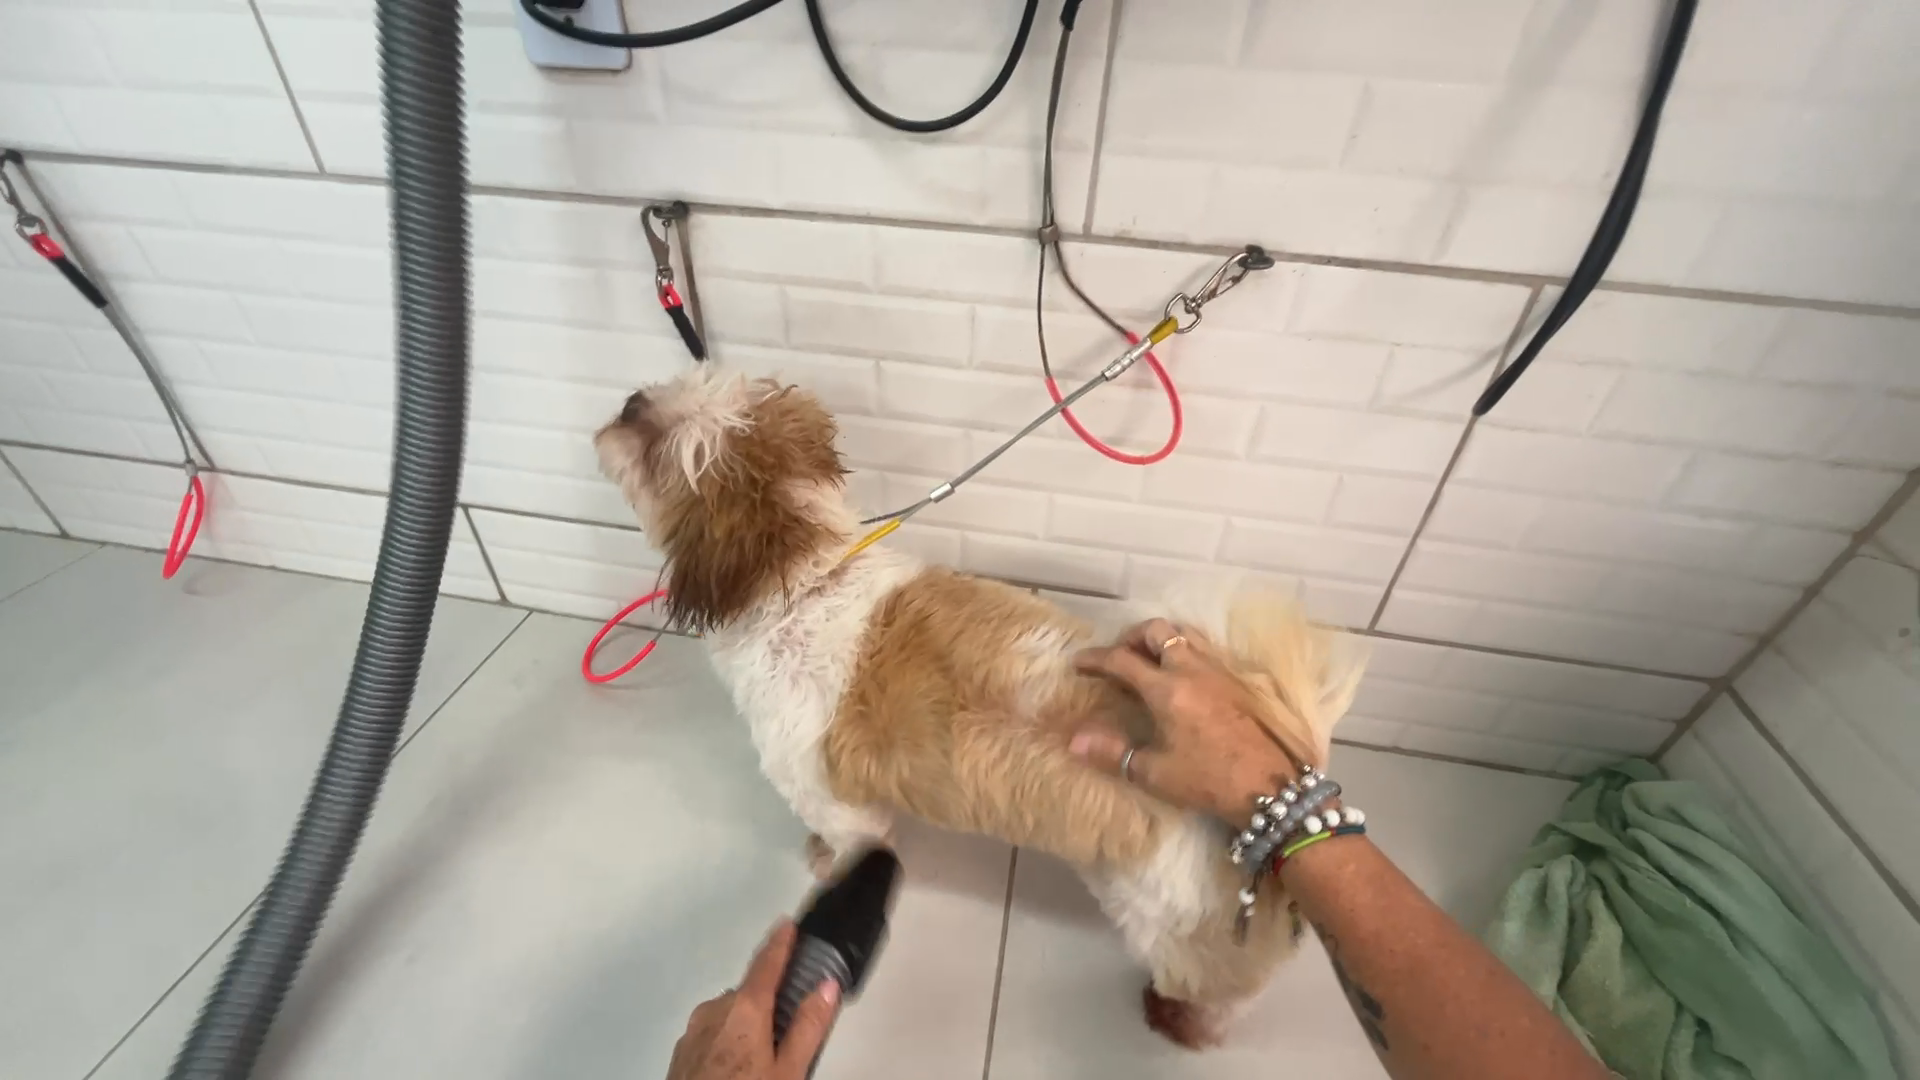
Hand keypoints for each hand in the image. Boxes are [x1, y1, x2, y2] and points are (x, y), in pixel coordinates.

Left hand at [666, 920, 840, 1079]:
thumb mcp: (788, 1071)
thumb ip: (809, 1025)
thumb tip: (828, 983)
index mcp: (745, 1006)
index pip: (768, 961)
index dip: (781, 941)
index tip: (788, 923)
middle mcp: (716, 1008)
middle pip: (750, 993)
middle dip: (769, 1001)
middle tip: (788, 1025)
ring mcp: (693, 1031)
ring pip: (729, 1015)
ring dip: (747, 1024)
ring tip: (763, 1058)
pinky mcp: (680, 1055)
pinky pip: (712, 1034)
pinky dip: (728, 1041)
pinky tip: (736, 1069)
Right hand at [1069, 617, 1303, 822]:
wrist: (1271, 787)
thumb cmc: (1208, 780)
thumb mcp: (1155, 773)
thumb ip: (1112, 752)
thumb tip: (1073, 741)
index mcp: (1166, 689)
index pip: (1122, 660)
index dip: (1095, 658)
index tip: (1078, 663)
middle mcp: (1190, 669)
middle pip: (1156, 630)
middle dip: (1130, 637)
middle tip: (1119, 658)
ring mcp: (1216, 671)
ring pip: (1183, 634)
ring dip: (1160, 640)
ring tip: (1148, 662)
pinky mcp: (1235, 680)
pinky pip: (1203, 649)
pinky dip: (1183, 651)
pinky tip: (1180, 676)